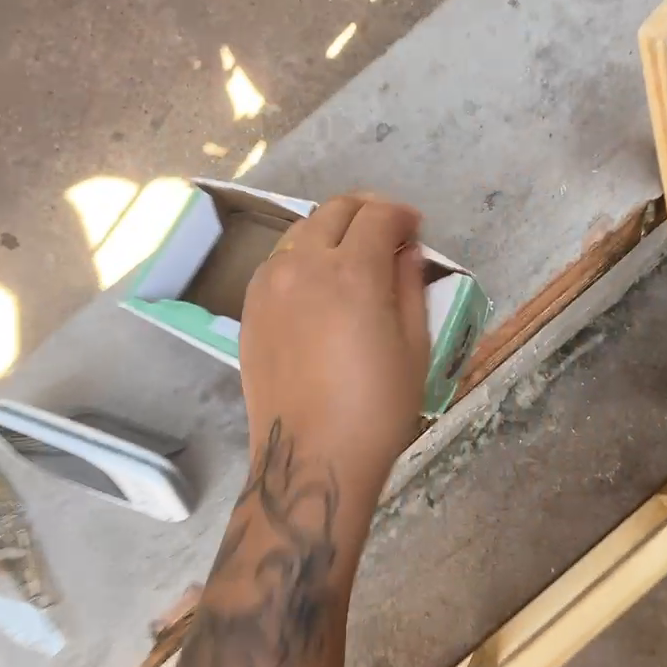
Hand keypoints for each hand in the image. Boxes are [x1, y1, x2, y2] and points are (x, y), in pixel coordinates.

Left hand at [239, 195, 429, 493]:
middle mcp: (304, 265)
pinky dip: (304, 257)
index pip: (378, 216)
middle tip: (388, 233)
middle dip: (367, 212)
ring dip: (332, 232)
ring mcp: (269, 285)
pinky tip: (320, 286)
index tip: (416, 229)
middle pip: (334, 211)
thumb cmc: (377, 409)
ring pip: (301, 232)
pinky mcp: (250, 308)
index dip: (402, 216)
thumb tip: (406, 253)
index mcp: (353, 272)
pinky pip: (278, 262)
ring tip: (353, 258)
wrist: (311, 455)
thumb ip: (411, 288)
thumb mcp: (415, 348)